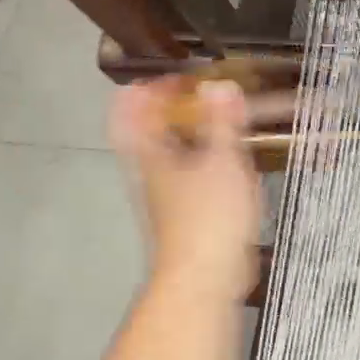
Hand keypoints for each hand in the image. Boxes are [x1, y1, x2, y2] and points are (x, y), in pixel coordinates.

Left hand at [111, 78, 261, 300]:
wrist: (203, 280)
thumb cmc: (209, 217)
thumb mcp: (223, 160)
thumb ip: (222, 122)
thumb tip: (219, 85)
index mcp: (150, 153)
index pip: (132, 110)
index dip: (149, 88)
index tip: (179, 79)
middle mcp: (150, 174)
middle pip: (148, 134)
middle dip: (171, 112)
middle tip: (201, 99)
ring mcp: (164, 199)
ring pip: (168, 158)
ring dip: (189, 139)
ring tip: (221, 127)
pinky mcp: (183, 220)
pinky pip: (187, 180)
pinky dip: (203, 166)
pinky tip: (228, 168)